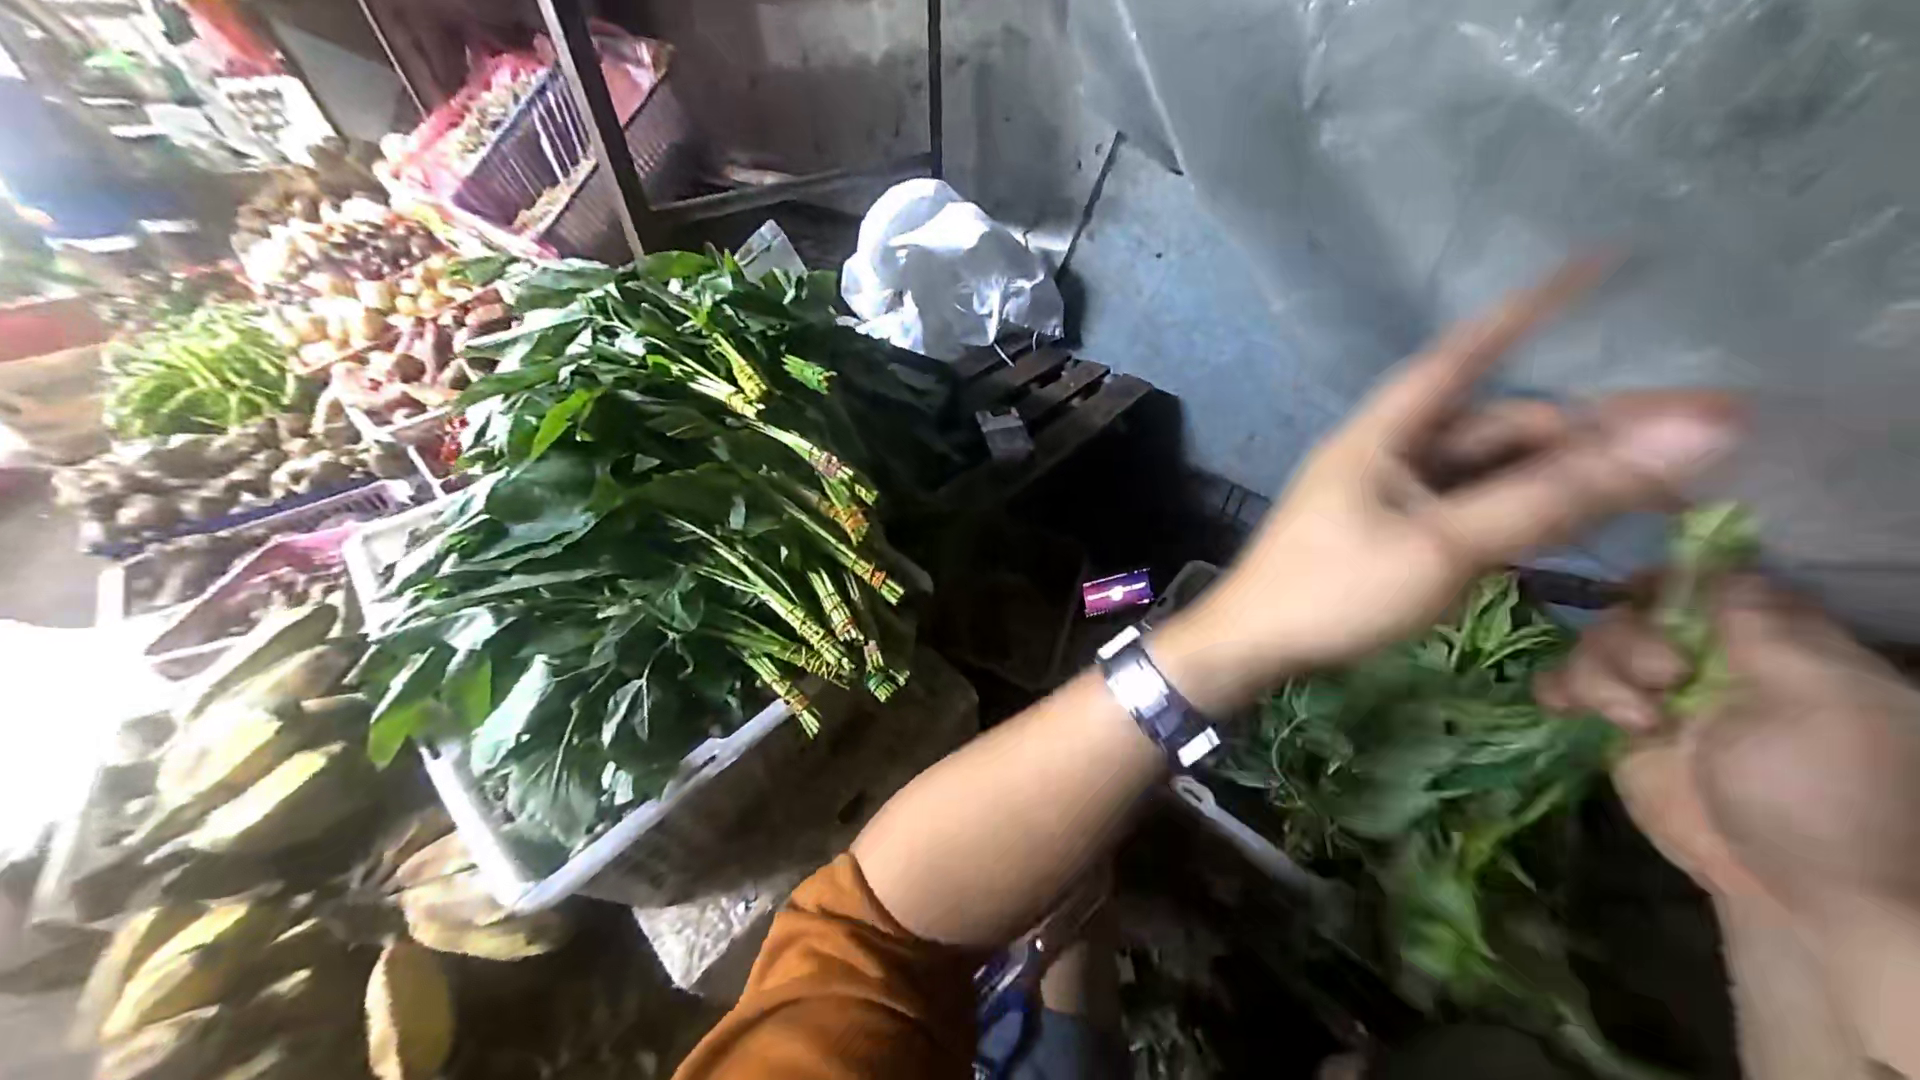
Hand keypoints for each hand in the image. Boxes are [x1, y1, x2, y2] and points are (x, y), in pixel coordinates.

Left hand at [1152, 260, 1740, 712]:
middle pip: (1489, 425)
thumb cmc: (1333, 591)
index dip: (1525, 313)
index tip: (1593, 266)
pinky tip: (1567, 520)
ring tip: (1650, 485)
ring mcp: (1382, 495)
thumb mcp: (1444, 544)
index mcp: (1380, 436)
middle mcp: (1382, 453)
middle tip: (1687, 438)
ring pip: (1480, 469)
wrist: (1252, 644)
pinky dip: (1513, 507)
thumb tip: (1685, 434)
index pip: (1460, 356)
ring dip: (1553, 473)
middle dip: (1577, 429)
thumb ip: (1553, 496)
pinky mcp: (1384, 532)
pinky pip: (1460, 506)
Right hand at [1534, 577, 1919, 914]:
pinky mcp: (1616, 727)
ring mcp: (1659, 695)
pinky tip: (1568, 711)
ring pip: (1593, 645)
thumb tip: (1720, 562)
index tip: (1640, 583)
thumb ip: (1765, 628)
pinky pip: (1564, 685)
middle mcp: (1712, 661)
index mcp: (1775, 646)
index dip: (1674, 575)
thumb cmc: (1825, 791)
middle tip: (1662, 679)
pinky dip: (1558, 689)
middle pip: (1638, 610)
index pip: (1715, 583)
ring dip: (1598, 673)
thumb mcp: (1818, 702)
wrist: (1795, 889)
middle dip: (1632, 638)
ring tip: (1632, 721)